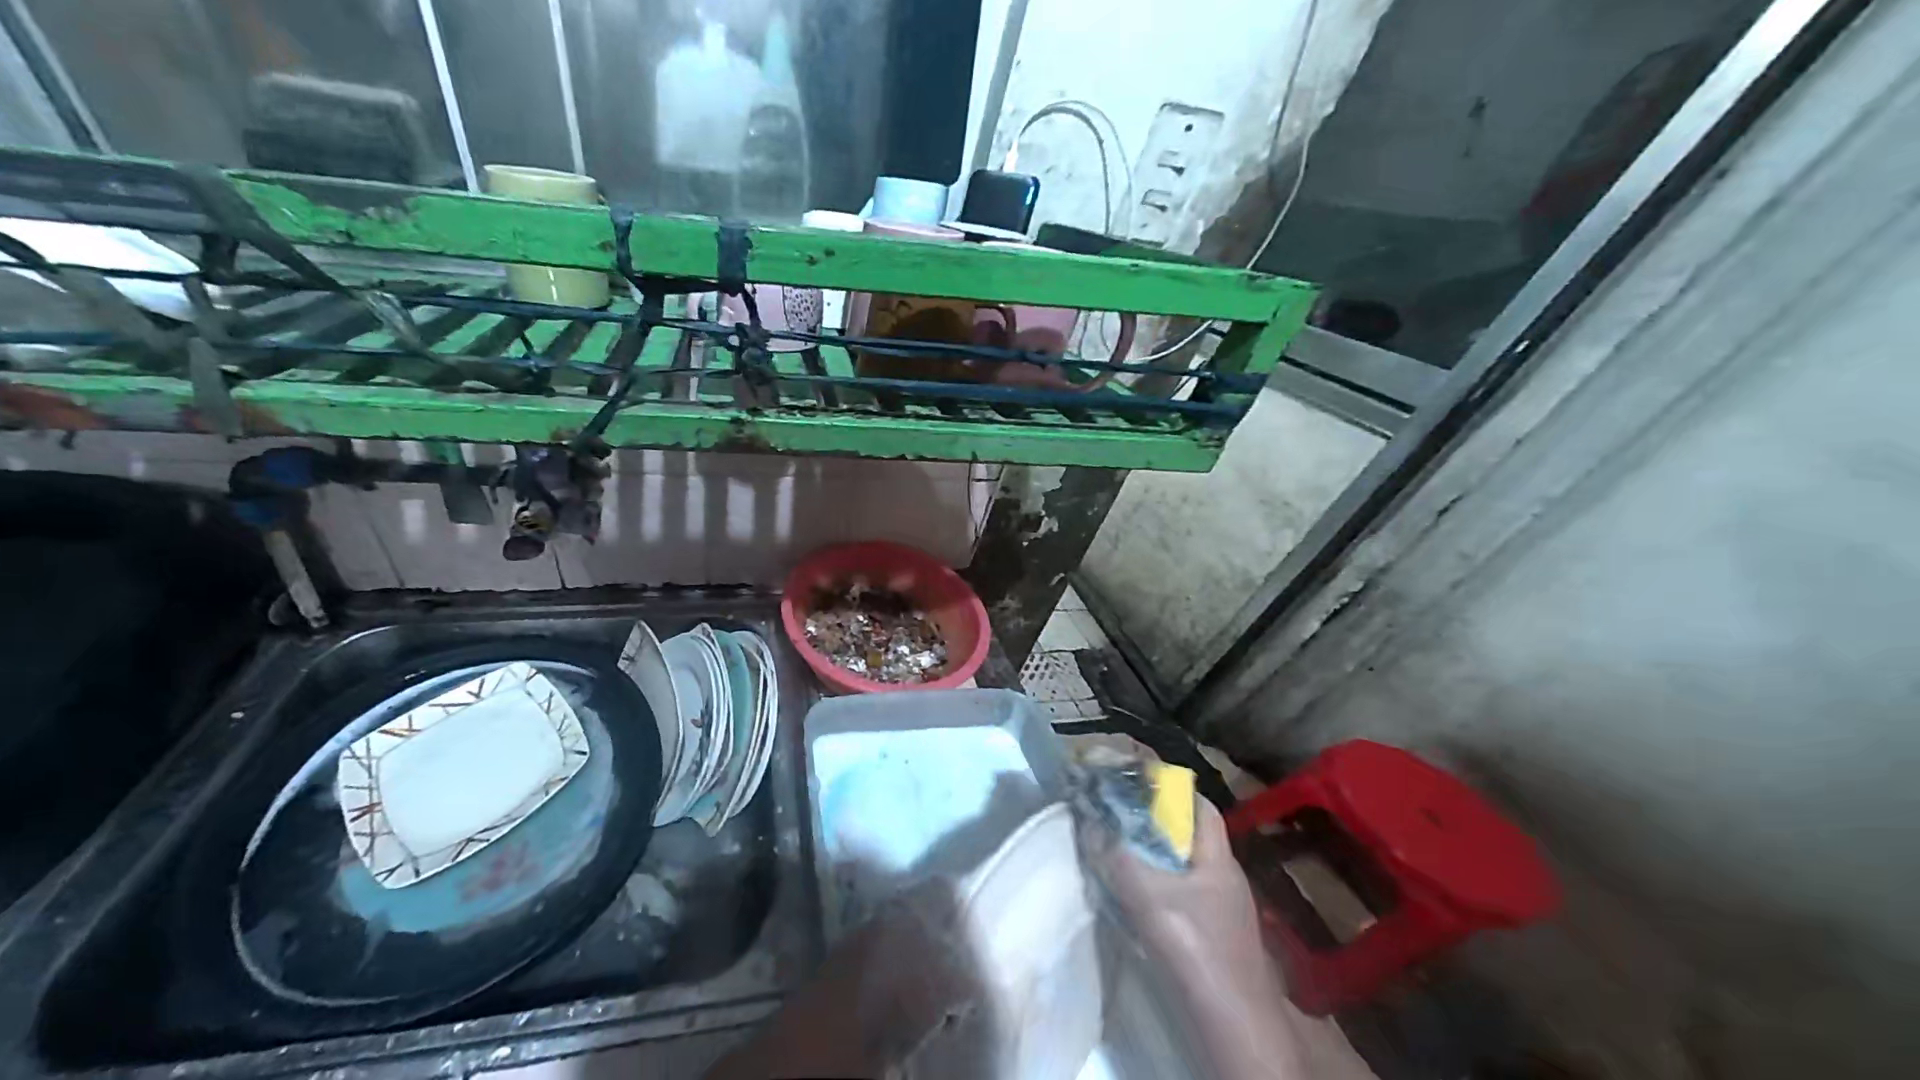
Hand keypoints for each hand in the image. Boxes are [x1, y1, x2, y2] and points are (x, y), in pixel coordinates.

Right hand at [1095, 798, 1310, 1079]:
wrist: (1235, 1028)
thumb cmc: (1197, 950)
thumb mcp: (1150, 897)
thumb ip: (1118, 858)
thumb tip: (1091, 825)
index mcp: (1218, 859)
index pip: (1200, 806)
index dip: (1170, 788)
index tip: (1134, 781)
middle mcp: (1224, 877)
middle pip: (1188, 835)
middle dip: (1153, 822)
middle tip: (1116, 815)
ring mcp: (1221, 910)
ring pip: (1183, 866)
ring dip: (1152, 855)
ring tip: (1117, 849)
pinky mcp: (1213, 937)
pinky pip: (1181, 894)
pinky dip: (1157, 885)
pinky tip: (1134, 896)